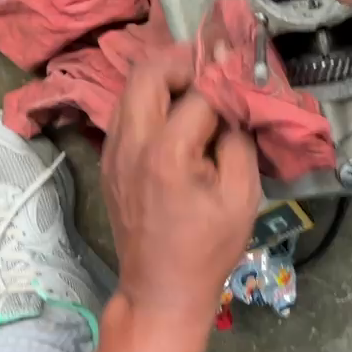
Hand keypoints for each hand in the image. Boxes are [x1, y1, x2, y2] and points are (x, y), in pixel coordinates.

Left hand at [101, 44, 262, 326]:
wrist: (160, 289)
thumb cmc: (207, 249)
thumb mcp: (242, 196)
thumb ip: (239, 141)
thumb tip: (234, 106)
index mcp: (166, 154)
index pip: (198, 94)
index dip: (225, 84)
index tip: (243, 81)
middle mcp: (131, 143)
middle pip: (147, 72)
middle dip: (182, 62)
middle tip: (211, 70)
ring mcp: (113, 151)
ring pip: (131, 87)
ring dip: (164, 79)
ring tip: (195, 88)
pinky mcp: (108, 160)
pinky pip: (126, 111)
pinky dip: (151, 101)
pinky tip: (176, 117)